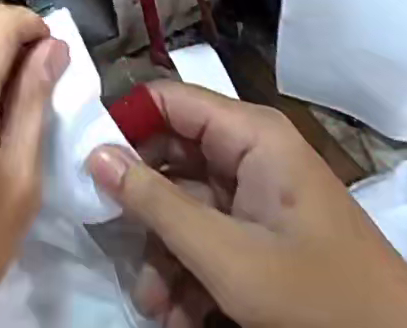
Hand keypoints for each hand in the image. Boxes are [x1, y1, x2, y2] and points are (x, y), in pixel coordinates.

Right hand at [86, 82, 406, 327]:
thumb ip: (154, 201)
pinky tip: (178, 315)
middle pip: (170, 155)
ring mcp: (257, 194)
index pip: (166, 100)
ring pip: (184, 202)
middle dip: (142, 207)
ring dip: (163, 252)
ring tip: (154, 305)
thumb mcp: (226, 256)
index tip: (87, 159)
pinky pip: (208, 234)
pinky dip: (189, 270)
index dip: (124, 122)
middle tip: (113, 240)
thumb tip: (94, 153)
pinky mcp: (263, 233)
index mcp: (249, 135)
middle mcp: (250, 152)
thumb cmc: (319, 300)